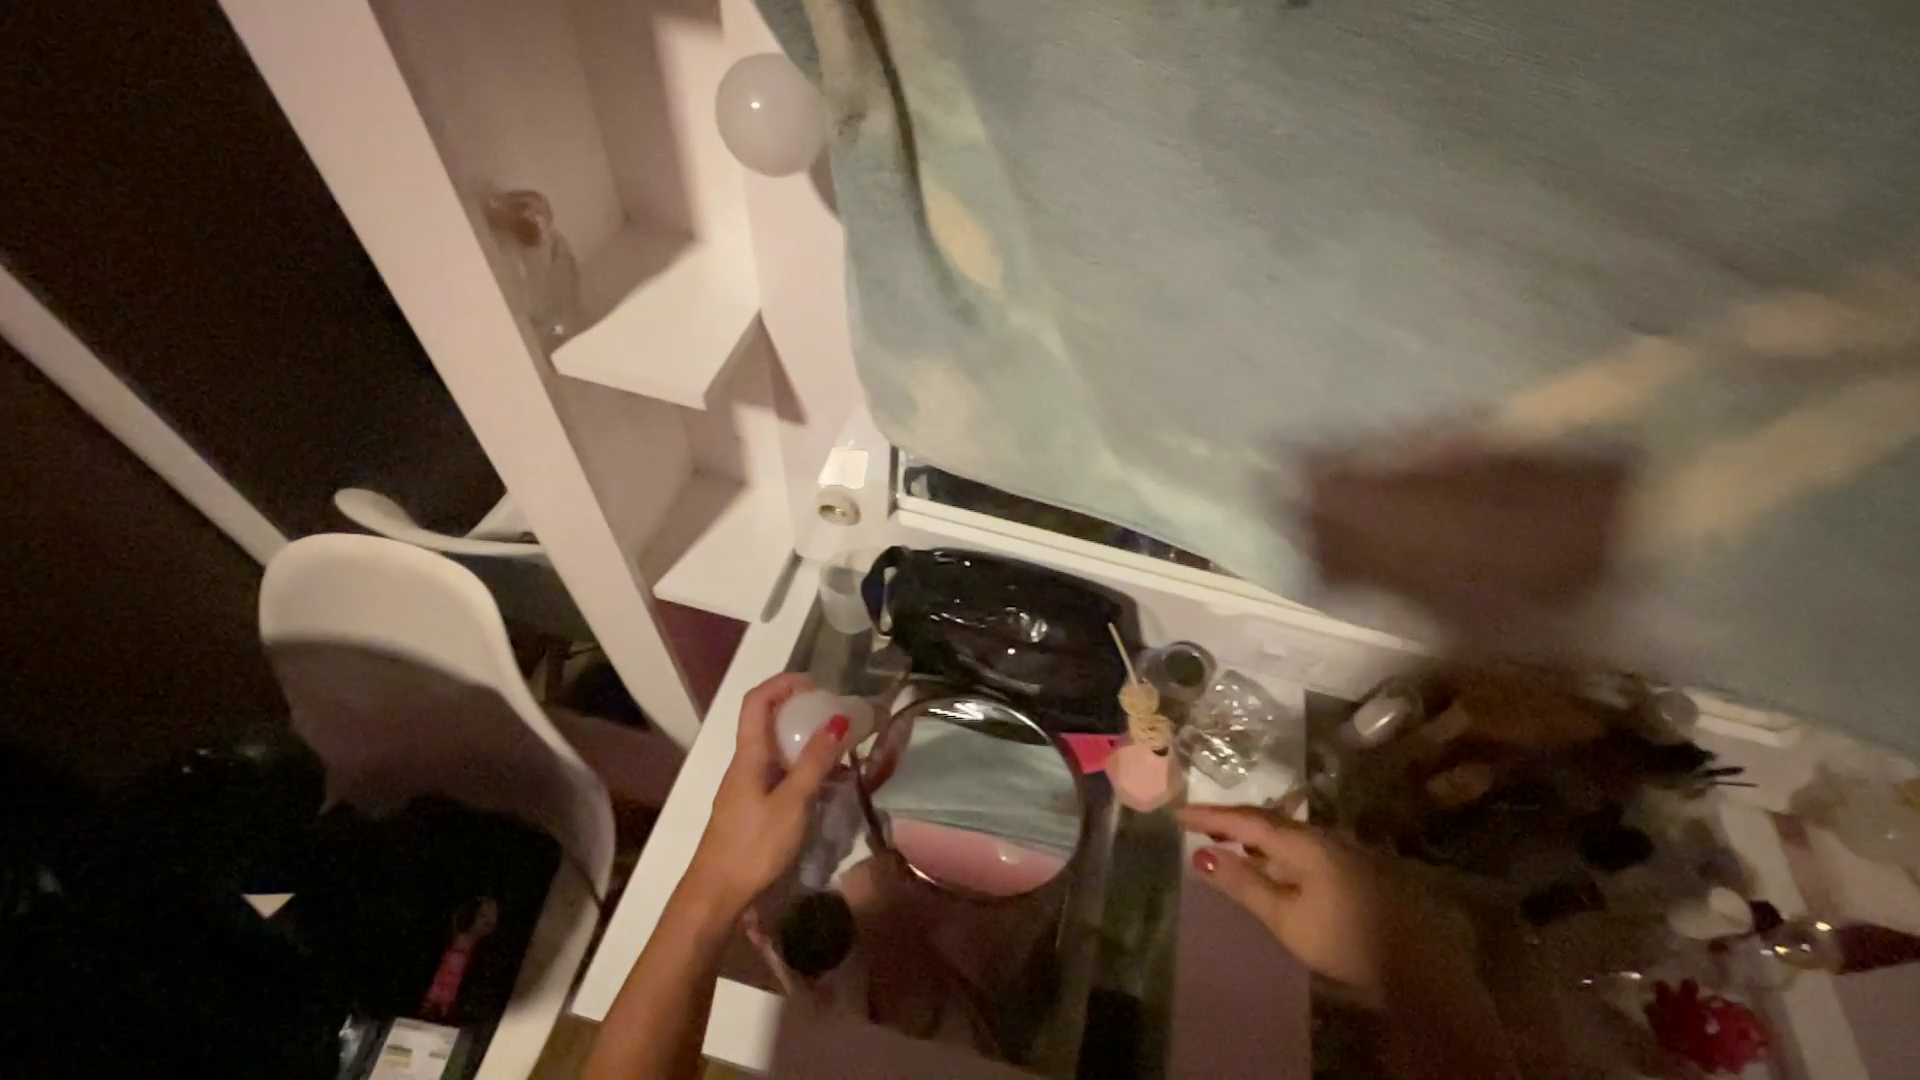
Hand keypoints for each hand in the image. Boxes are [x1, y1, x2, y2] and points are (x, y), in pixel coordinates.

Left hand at [685, 673, 849, 911]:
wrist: (716, 896)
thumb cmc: (753, 846)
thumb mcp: (792, 803)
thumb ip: (815, 762)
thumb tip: (837, 719)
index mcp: (749, 755)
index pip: (758, 700)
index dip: (784, 683)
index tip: (817, 685)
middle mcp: (746, 763)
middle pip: (768, 720)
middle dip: (802, 709)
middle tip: (837, 715)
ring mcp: (748, 786)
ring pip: (776, 748)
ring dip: (805, 739)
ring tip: (841, 747)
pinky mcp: (754, 806)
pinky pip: (781, 772)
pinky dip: (804, 767)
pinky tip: (828, 783)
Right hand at [1177, 804, 1473, 1005]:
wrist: (1420, 967)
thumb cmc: (1344, 940)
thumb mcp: (1285, 917)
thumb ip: (1244, 882)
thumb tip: (1201, 854)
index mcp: (1302, 842)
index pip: (1245, 820)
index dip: (1210, 816)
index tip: (1178, 813)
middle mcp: (1323, 834)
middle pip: (1268, 819)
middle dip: (1231, 821)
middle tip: (1200, 825)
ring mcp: (1345, 848)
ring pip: (1289, 832)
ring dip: (1256, 834)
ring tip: (1230, 841)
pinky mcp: (1358, 865)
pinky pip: (1305, 844)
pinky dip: (1279, 848)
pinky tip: (1274, 863)